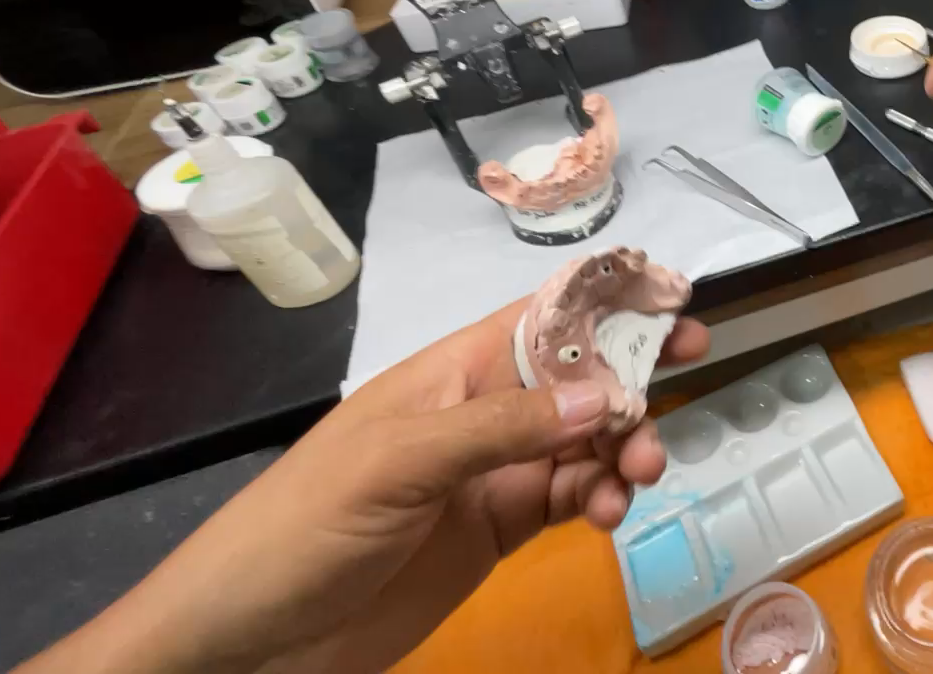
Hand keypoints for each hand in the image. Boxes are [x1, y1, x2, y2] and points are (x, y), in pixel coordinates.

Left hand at [23, 301, 708, 673]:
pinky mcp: (511, 521)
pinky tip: (609, 514)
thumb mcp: (399, 462)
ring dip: (627, 444)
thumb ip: (506, 425)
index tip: (670, 295)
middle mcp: (493, 408)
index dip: (609, 298)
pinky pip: (578, 494)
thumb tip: (611, 395)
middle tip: (692, 360)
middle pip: (585, 371)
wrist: (240, 653)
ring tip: (640, 472)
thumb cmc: (303, 527)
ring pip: (592, 435)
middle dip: (637, 365)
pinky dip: (604, 497)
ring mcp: (504, 466)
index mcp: (460, 370)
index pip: (547, 315)